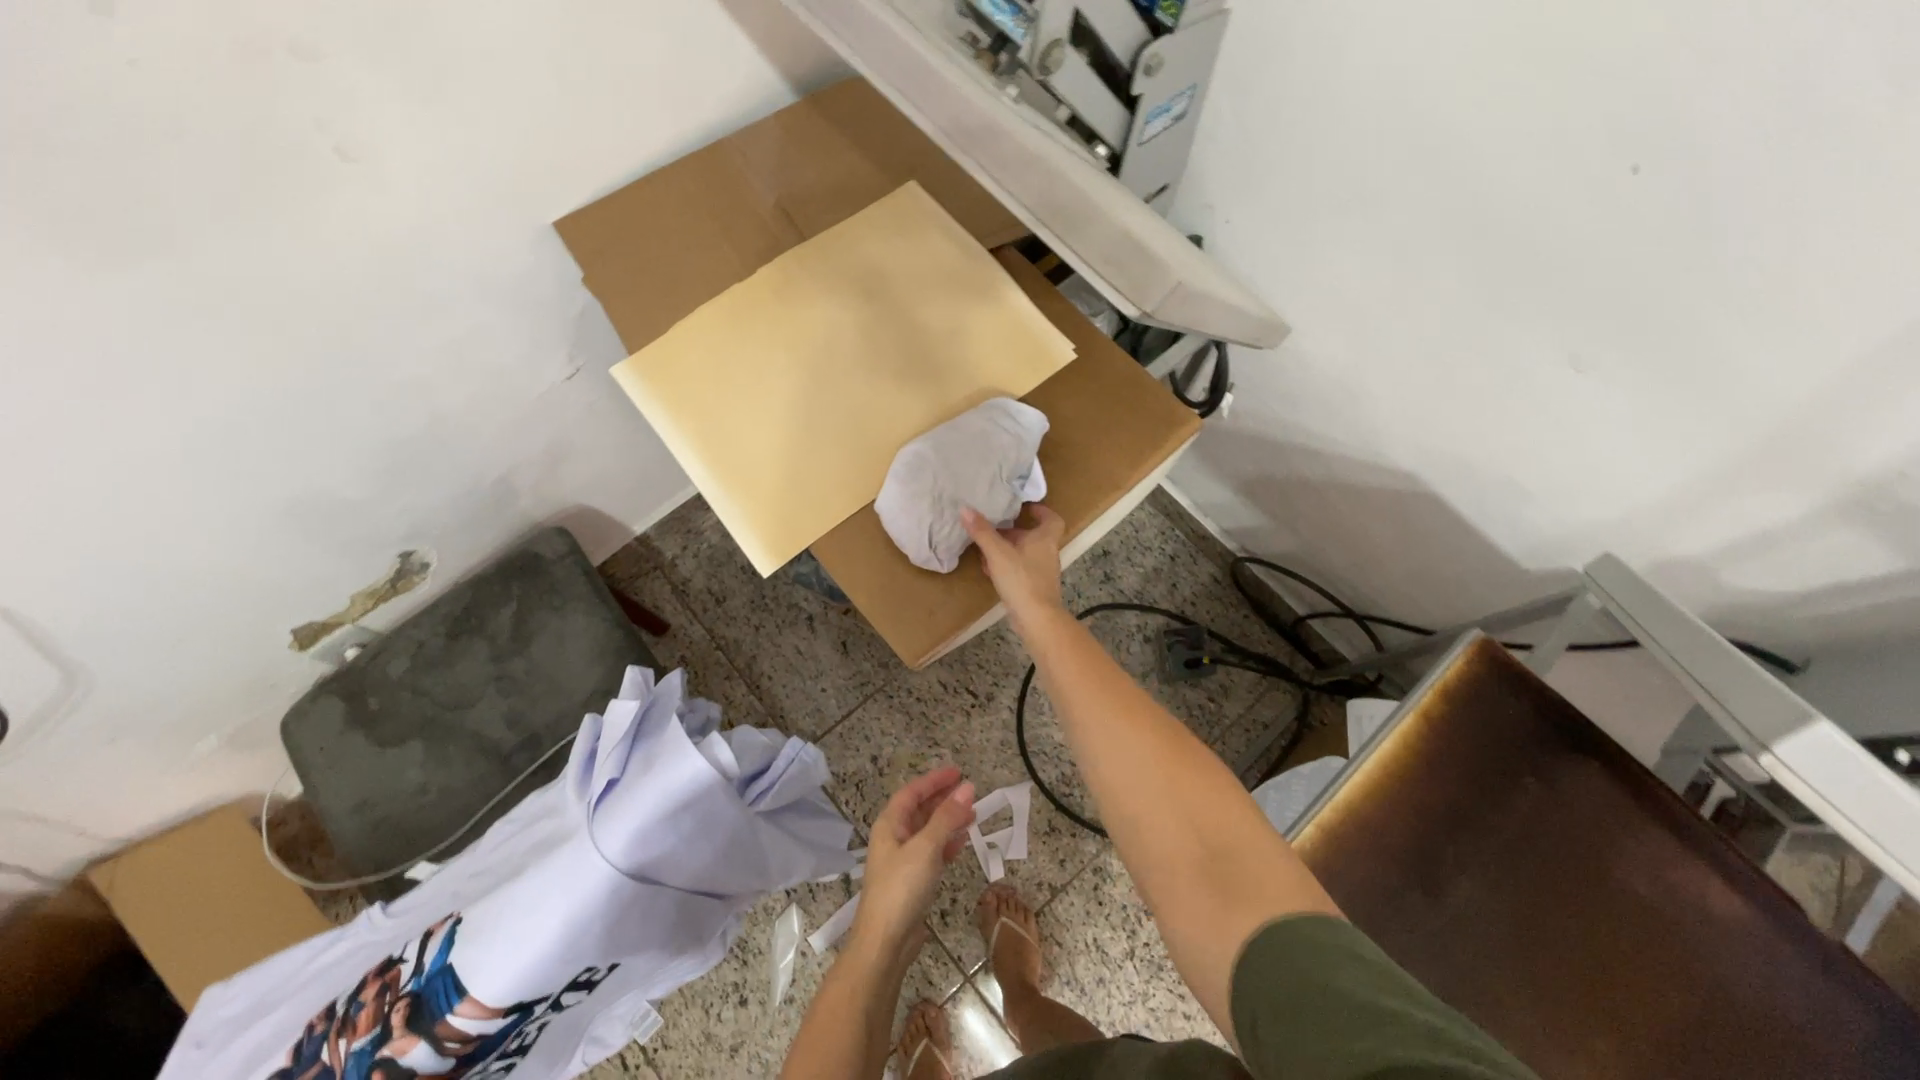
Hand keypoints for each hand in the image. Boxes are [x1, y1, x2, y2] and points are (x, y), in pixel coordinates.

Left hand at [851, 767, 975, 959]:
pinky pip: (932, 852)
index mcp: (889, 825)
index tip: (958, 772)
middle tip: (970, 791)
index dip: (934, 780)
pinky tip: (963, 841)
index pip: (912, 792)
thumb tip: (967, 787)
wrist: (886, 940)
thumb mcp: (926, 847)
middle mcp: (894, 838)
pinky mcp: (913, 880)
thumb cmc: (902, 887)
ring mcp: (903, 860)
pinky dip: (947, 843)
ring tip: (973, 814)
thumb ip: (947, 817)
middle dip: (943, 799)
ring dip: (948, 821)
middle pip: (920, 810)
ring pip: (928, 831)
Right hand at [962, 503, 1066, 635]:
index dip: (1040, 511)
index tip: (1024, 508)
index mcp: (1045, 539)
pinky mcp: (1035, 588)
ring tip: (986, 550)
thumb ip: (982, 532)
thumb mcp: (998, 553)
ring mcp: (1042, 572)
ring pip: (1024, 554)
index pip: (1052, 519)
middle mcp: (1047, 553)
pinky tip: (990, 571)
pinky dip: (1006, 567)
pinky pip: (1020, 570)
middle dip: (1014, 532)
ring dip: (1007, 550)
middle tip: (994, 529)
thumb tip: (965, 509)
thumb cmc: (1021, 580)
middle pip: (1033, 537)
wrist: (1036, 618)